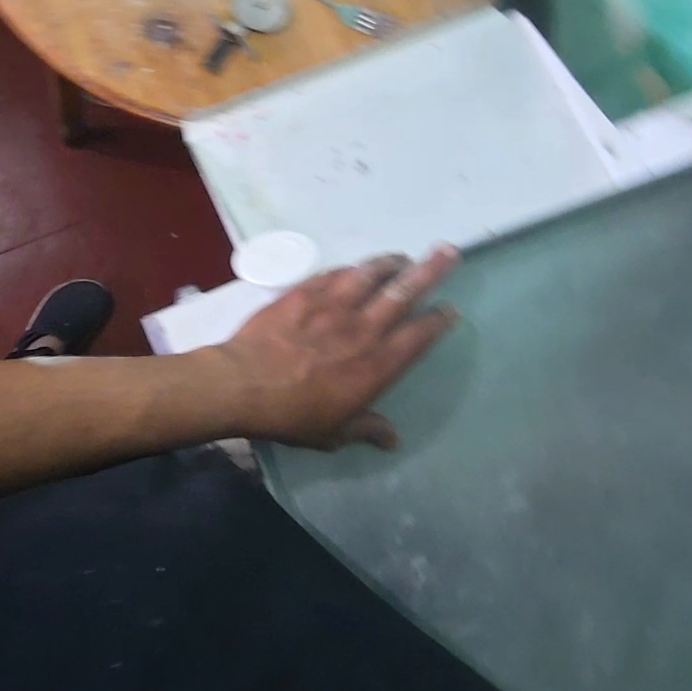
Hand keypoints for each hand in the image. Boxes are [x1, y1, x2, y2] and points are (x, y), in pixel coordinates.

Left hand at [213, 248, 459, 450]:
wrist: (242, 384)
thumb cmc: (290, 414)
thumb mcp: (332, 434)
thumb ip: (365, 429)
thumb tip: (392, 439)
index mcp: (376, 365)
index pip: (419, 336)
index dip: (438, 320)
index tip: (449, 309)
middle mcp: (361, 329)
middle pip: (403, 292)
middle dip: (429, 271)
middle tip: (446, 251)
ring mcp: (330, 306)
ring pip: (368, 274)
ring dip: (388, 263)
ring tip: (400, 257)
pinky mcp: (301, 293)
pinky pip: (332, 274)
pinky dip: (348, 269)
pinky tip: (352, 268)